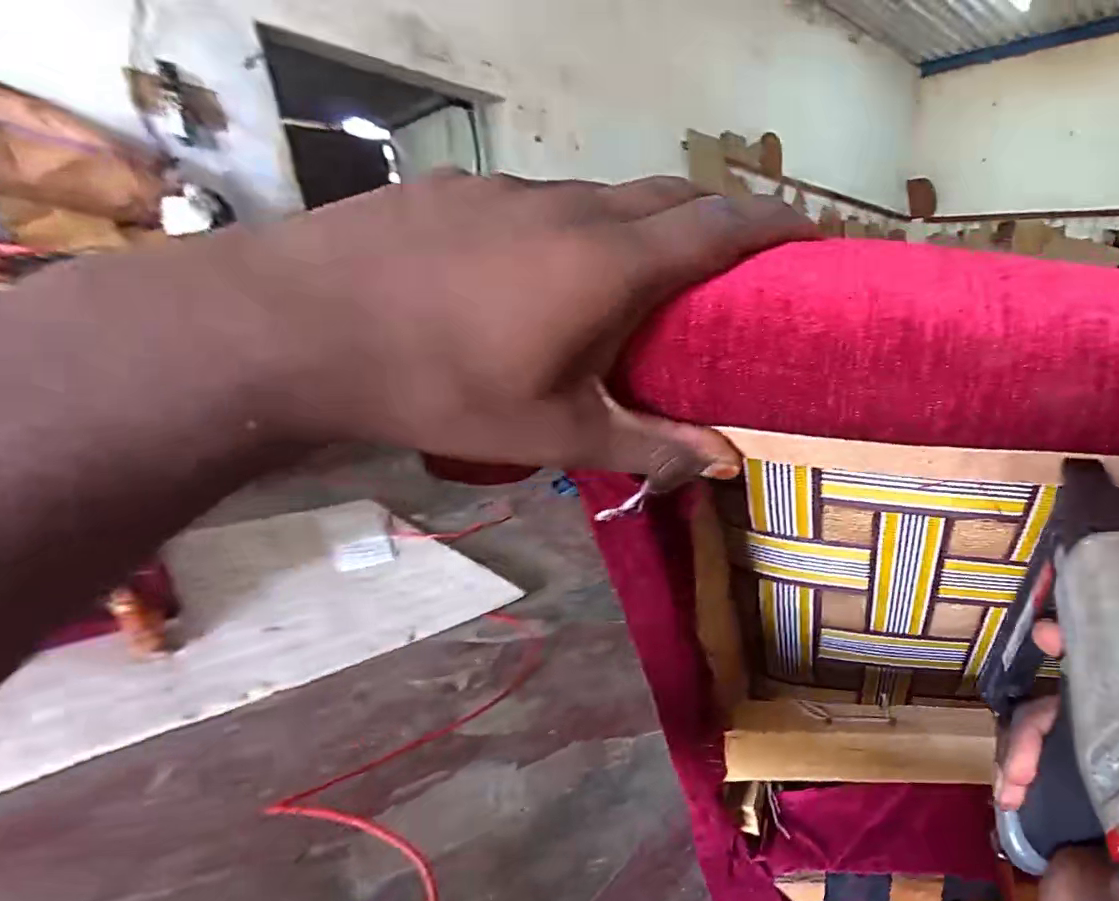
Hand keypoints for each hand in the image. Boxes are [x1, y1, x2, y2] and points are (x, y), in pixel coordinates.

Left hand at [49, 171, 815, 487]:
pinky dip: (594, 225)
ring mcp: (514, 193)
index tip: (814, 231)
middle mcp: (572, 211)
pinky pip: (557, 201)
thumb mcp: (561, 433)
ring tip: (661, 272)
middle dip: (726, 215)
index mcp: (610, 264)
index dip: (774, 223)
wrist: (278, 329)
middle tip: (752, 255)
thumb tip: (726, 463)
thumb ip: (654, 445)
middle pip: (675, 195)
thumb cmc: (442, 387)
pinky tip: (565, 271)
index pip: (717, 226)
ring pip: (614, 195)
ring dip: (657, 222)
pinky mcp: (465, 191)